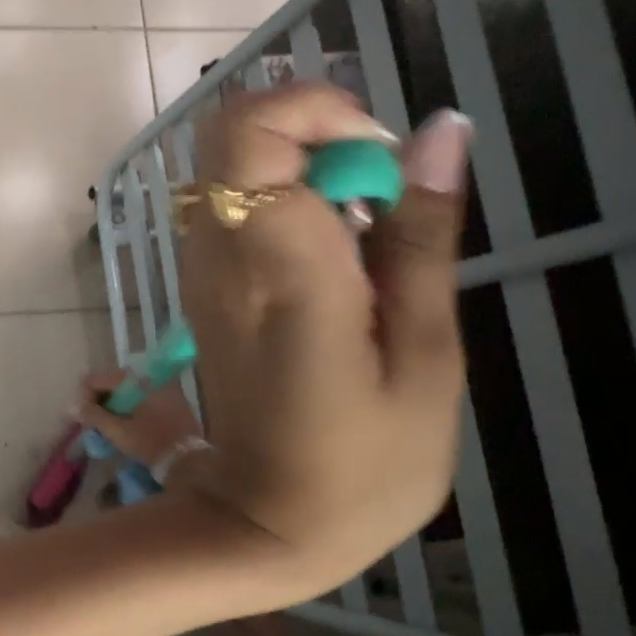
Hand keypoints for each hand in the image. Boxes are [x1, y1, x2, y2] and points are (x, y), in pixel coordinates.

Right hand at [75, 369, 202, 468]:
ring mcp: (164, 387)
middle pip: (113, 381)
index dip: (85, 396)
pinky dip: (131, 406)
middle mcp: (150, 378)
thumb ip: (93, 416)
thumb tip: (72, 408)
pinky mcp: (173, 400)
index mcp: (135, 381)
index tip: (84, 417)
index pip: (98, 378)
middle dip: (100, 399)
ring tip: (109, 424)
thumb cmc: (151, 444)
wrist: (189, 460)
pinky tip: (128, 423)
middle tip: (94, 421)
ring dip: (115, 403)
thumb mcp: (118, 432)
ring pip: (128, 389)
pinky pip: (143, 396)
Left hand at [180, 85, 470, 588]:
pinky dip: (279, 212)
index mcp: (273, 264)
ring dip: (299, 177)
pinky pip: (229, 217)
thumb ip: (421, 236)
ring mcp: (197, 277)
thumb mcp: (423, 353)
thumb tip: (438, 130)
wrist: (261, 526)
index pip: (245, 130)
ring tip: (364, 244)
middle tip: (379, 197)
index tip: (377, 160)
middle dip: (310, 137)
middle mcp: (217, 258)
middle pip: (230, 141)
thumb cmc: (363, 463)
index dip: (311, 109)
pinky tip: (329, 268)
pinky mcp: (199, 296)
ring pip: (228, 176)